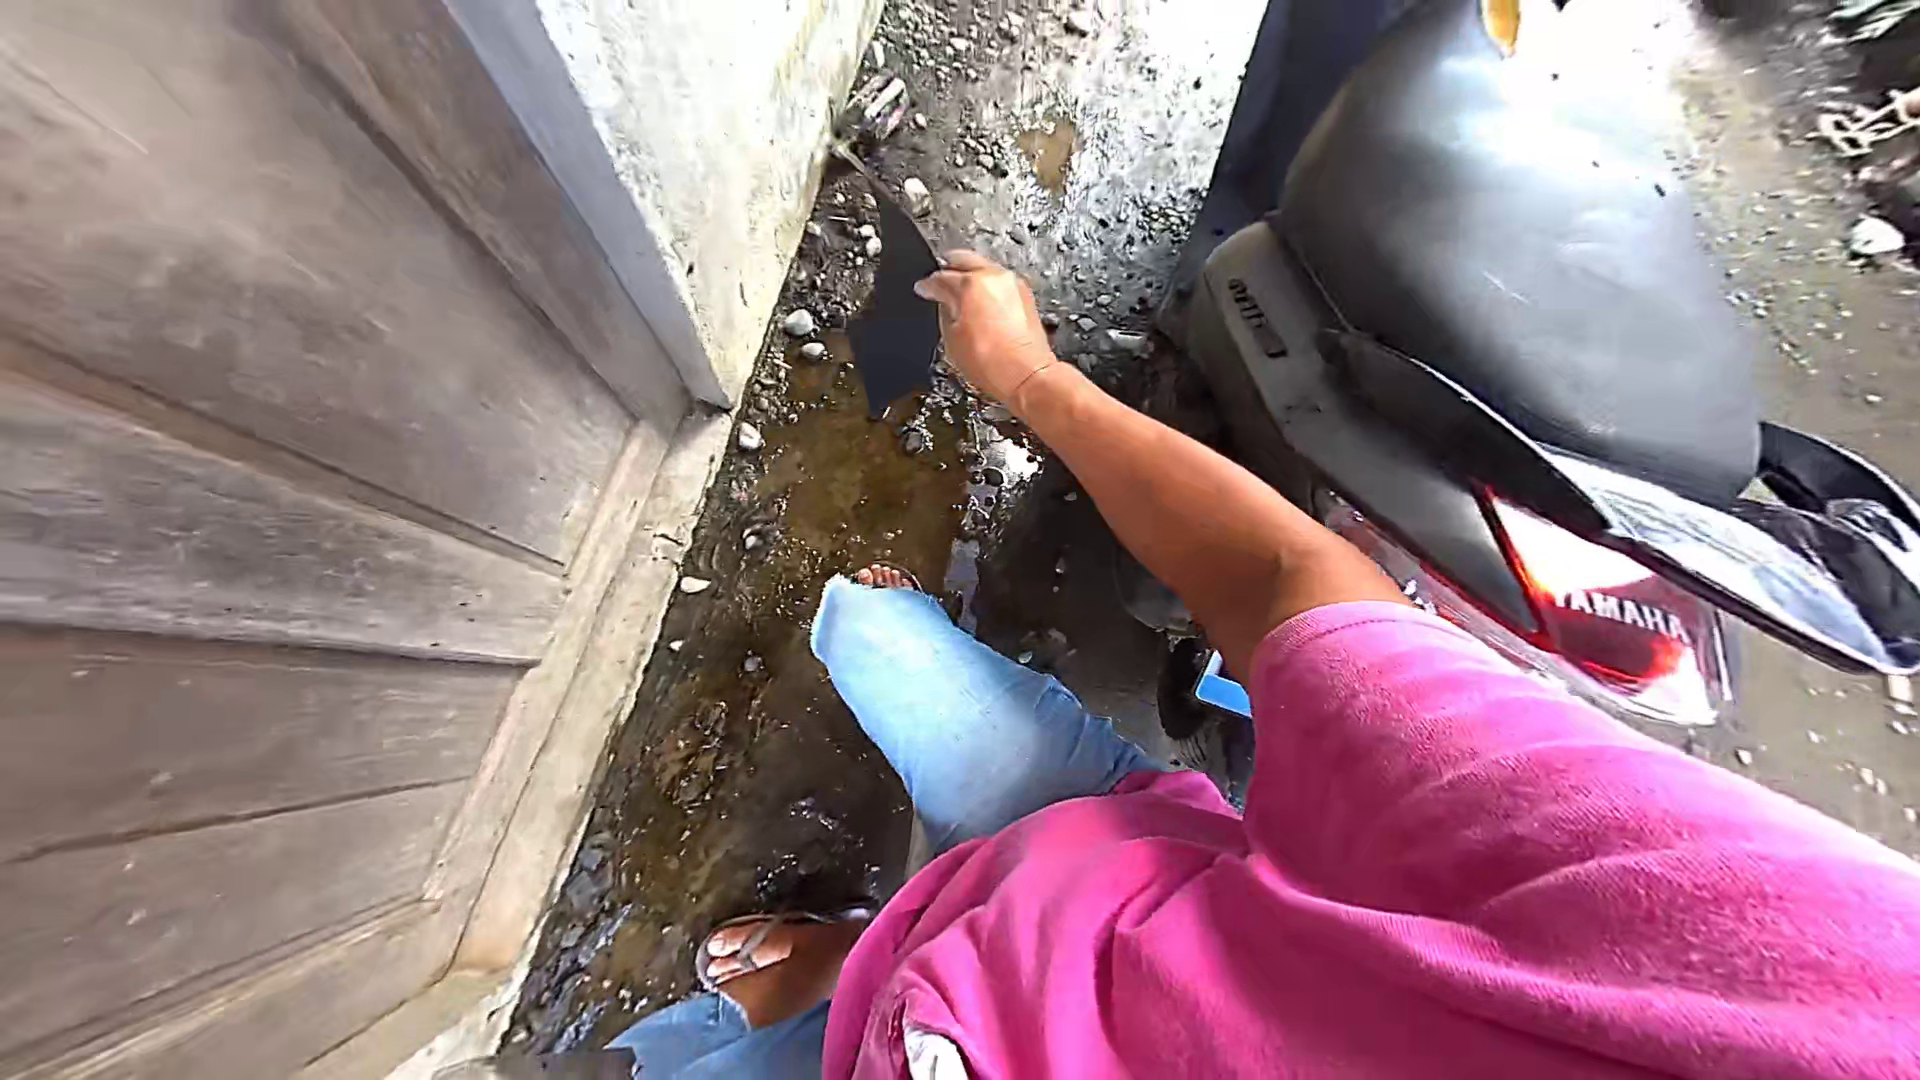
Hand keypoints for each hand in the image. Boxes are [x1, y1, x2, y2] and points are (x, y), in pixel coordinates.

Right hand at [913, 250, 1058, 406]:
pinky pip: (999, 282)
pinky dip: (988, 287)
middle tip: (939, 281)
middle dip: (949, 269)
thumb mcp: (952, 340)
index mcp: (970, 284)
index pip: (940, 278)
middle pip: (964, 260)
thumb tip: (944, 302)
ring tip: (961, 293)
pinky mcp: (1025, 295)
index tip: (923, 289)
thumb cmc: (992, 363)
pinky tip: (981, 303)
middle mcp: (993, 276)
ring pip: (984, 268)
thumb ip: (944, 312)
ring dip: (970, 276)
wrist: (1026, 375)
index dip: (927, 285)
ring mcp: (1012, 283)